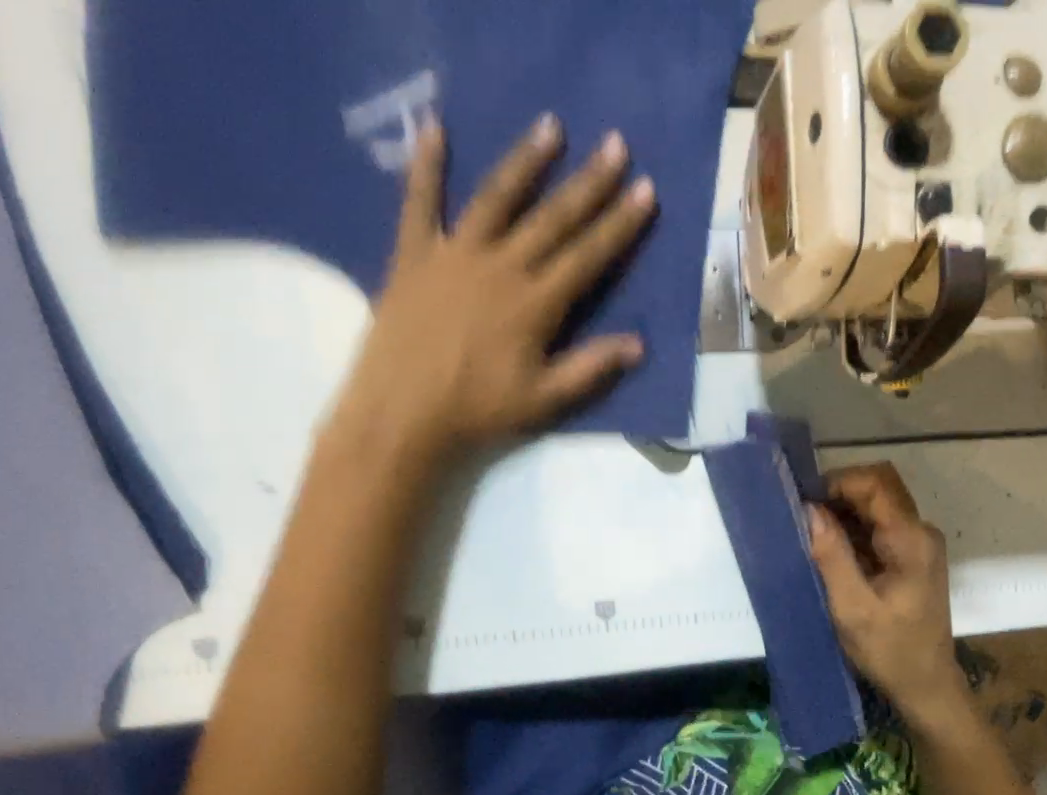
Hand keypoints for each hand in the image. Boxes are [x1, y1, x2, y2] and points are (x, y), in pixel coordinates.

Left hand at [337, 115, 654, 461]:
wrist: (400, 417)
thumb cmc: (476, 412)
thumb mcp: (543, 399)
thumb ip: (590, 368)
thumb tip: (638, 343)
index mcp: (535, 304)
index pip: (588, 255)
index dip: (620, 223)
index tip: (646, 189)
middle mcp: (500, 268)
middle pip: (552, 218)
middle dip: (589, 182)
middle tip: (616, 144)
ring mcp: (454, 256)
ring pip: (496, 199)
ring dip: (526, 162)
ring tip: (551, 126)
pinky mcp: (413, 256)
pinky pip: (419, 203)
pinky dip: (425, 165)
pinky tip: (433, 126)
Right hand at [807, 463, 967, 717]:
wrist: (926, 685)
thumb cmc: (890, 651)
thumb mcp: (851, 608)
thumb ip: (831, 555)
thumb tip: (808, 509)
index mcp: (911, 540)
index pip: (875, 483)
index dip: (837, 483)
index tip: (803, 503)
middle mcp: (920, 532)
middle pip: (877, 488)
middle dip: (837, 497)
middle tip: (802, 520)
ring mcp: (918, 543)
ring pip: (875, 506)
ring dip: (841, 514)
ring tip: (809, 537)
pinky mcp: (910, 556)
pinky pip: (878, 527)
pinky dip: (851, 532)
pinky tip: (828, 552)